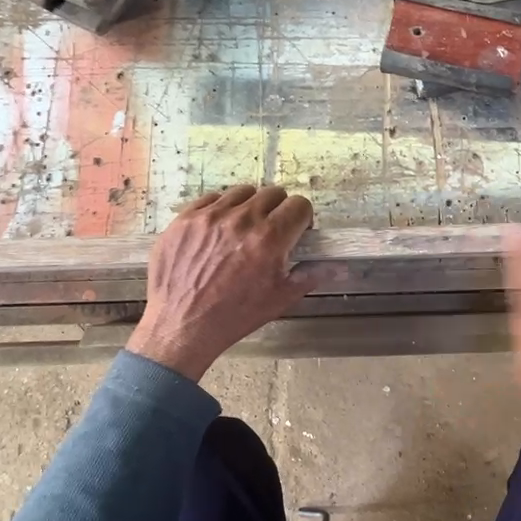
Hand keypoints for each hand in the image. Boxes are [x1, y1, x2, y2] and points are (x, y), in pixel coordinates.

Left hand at [127, 185, 319, 380]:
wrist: (180, 327)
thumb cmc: (234, 316)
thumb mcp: (280, 299)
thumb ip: (311, 275)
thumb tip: (339, 267)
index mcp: (269, 239)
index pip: (299, 205)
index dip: (302, 218)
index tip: (296, 230)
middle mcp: (241, 220)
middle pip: (272, 193)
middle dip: (277, 210)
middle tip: (270, 231)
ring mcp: (209, 217)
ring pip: (242, 192)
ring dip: (249, 206)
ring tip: (242, 229)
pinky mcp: (184, 219)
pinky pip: (210, 199)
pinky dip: (219, 210)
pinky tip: (217, 231)